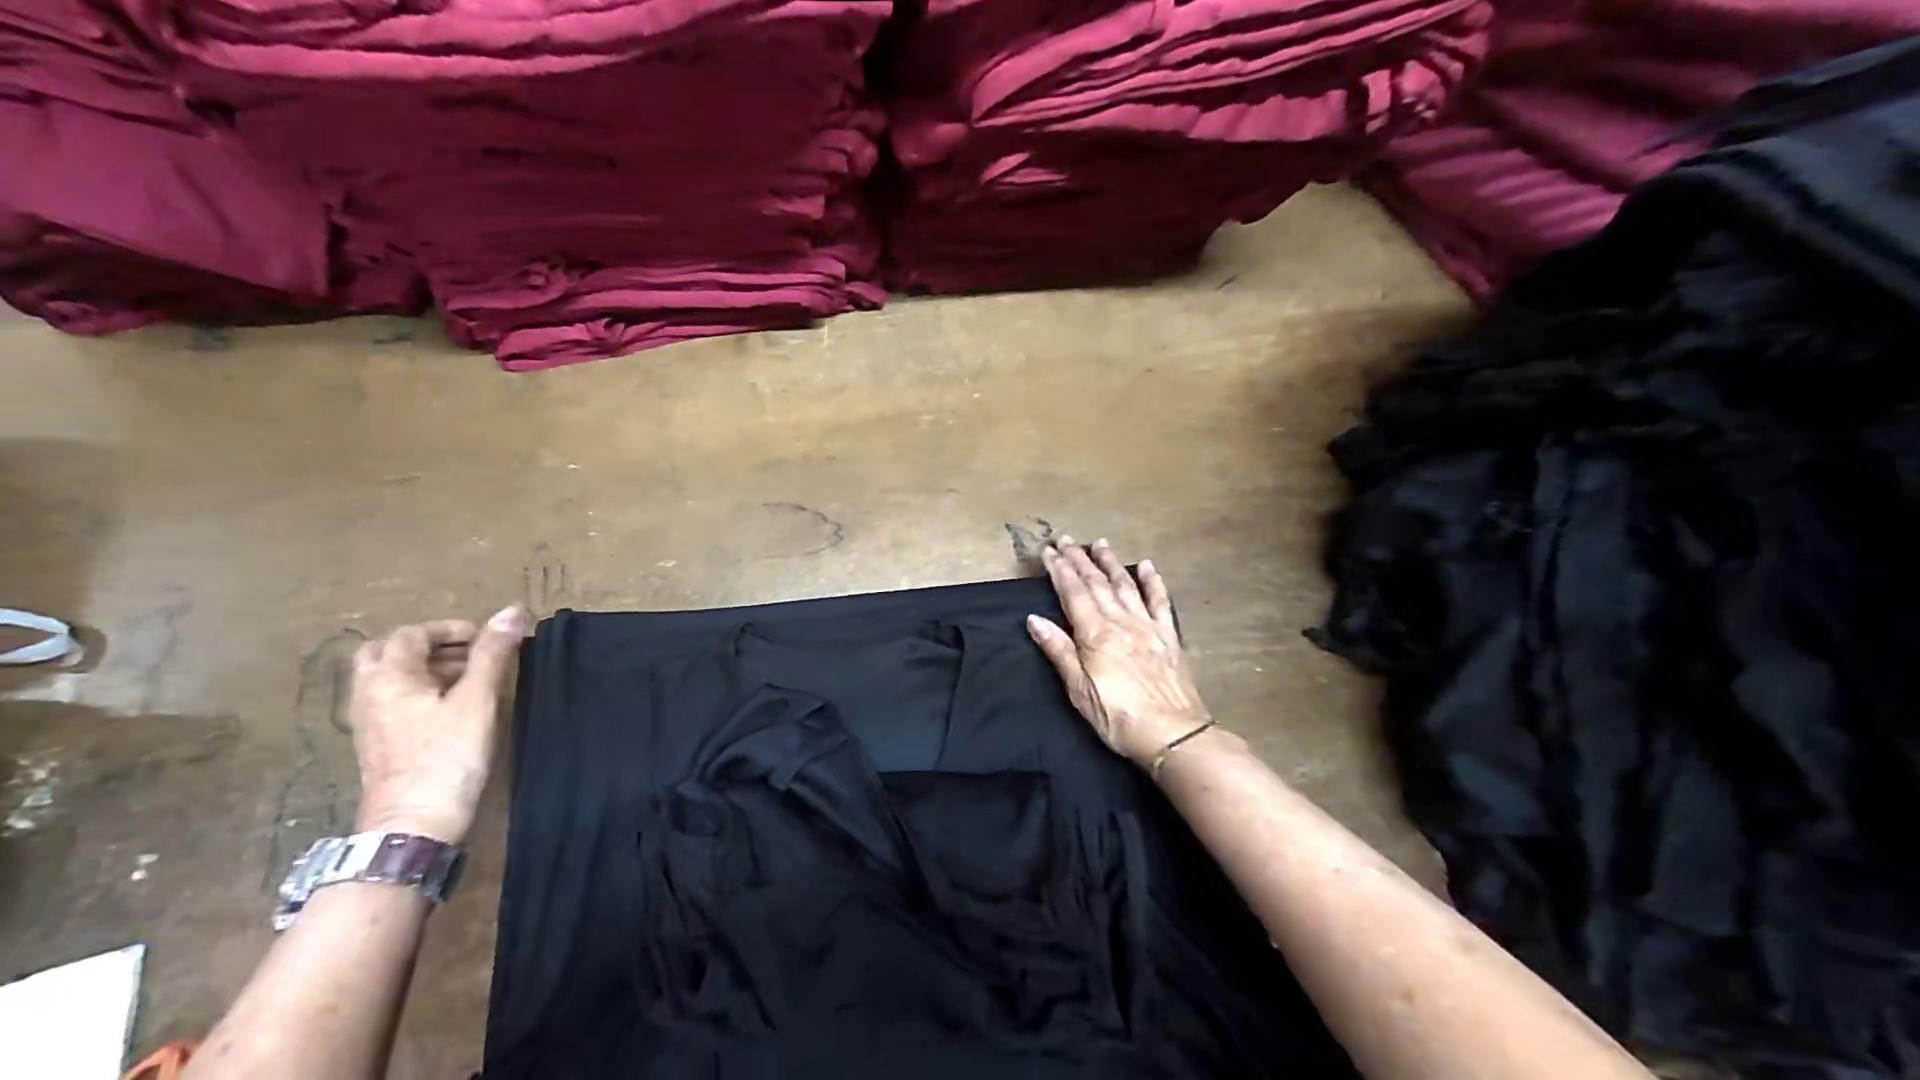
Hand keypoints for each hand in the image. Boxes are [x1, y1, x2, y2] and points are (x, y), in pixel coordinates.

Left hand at [348, 605, 532, 843]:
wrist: (414, 822)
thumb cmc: (447, 755)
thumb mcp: (478, 699)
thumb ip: (493, 654)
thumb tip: (513, 610)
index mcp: (388, 677)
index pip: (413, 634)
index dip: (452, 629)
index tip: (488, 638)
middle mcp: (369, 693)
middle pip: (389, 652)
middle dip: (430, 645)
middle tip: (471, 653)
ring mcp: (368, 720)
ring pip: (389, 677)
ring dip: (426, 667)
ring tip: (469, 677)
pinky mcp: (378, 742)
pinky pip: (393, 700)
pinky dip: (420, 689)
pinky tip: (451, 706)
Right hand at [1028, 538, 1210, 764]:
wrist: (1174, 734)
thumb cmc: (1119, 718)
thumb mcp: (1079, 691)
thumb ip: (1059, 651)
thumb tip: (1034, 620)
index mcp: (1095, 634)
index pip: (1073, 593)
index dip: (1059, 570)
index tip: (1049, 552)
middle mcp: (1121, 622)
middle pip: (1097, 583)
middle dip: (1079, 559)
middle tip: (1066, 540)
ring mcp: (1148, 626)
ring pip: (1126, 585)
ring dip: (1111, 563)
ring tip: (1099, 543)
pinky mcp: (1169, 636)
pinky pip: (1160, 601)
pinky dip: (1153, 581)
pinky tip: (1147, 566)